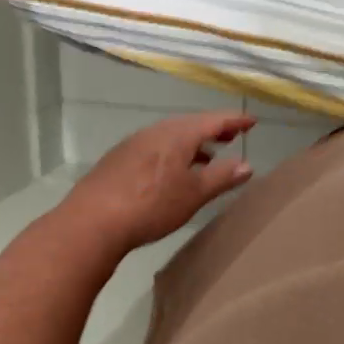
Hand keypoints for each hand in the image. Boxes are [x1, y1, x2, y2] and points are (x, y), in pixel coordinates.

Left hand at [60, 112, 255, 252]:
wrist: (91, 222)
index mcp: (178, 135)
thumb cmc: (152, 205)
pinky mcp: (118, 160)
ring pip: (171, 136)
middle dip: (213, 129)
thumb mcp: (195, 193)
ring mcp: (133, 144)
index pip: (214, 120)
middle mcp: (156, 132)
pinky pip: (155, 147)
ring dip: (192, 143)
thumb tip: (247, 165)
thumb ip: (222, 176)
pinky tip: (173, 171)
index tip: (252, 121)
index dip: (235, 120)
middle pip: (190, 124)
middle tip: (232, 135)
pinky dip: (173, 152)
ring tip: (207, 156)